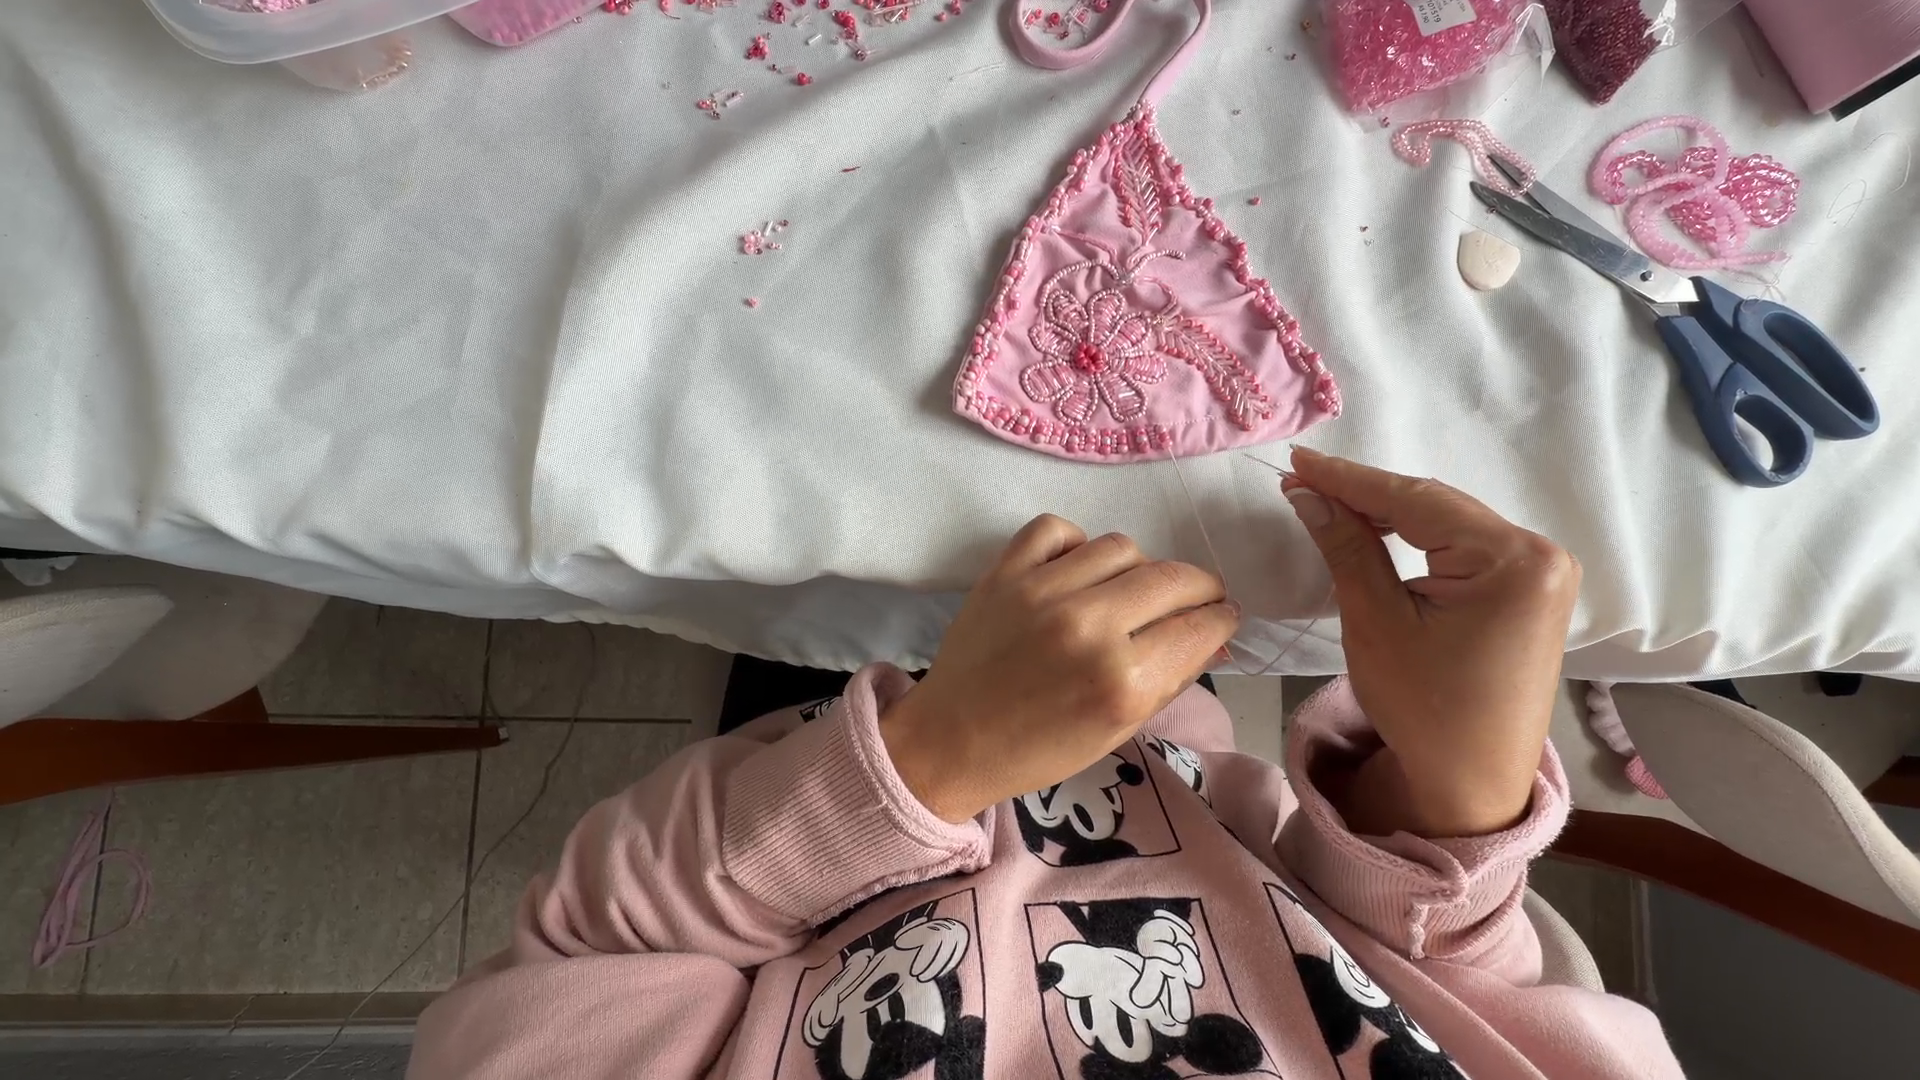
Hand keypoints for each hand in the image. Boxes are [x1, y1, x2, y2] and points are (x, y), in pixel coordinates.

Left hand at [880, 515, 1239, 823]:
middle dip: (1198, 587)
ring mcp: (1042, 591)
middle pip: (1172, 578)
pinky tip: (1075, 569)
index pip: (1200, 626)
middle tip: (1193, 598)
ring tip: (1125, 590)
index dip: (1221, 618)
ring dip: (1136, 568)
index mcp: (1123, 681)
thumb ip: (1171, 677)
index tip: (1221, 615)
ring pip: (1120, 546)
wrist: (953, 739)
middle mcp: (1089, 626)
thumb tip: (1212, 634)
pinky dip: (1075, 543)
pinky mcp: (1005, 571)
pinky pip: (1057, 528)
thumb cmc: (1040, 748)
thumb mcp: (1118, 729)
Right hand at [1283, 448, 1578, 837]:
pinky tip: (1376, 531)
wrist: (1471, 781)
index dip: (1349, 479)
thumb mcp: (1375, 621)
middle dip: (1366, 494)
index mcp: (1513, 560)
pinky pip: (1460, 547)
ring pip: (1446, 524)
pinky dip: (1413, 538)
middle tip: (1304, 484)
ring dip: (1388, 514)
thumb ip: (1346, 546)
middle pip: (1436, 506)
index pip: (1416, 500)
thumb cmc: (1422, 706)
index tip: (1298, 462)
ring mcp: (1539, 573)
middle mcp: (1540, 554)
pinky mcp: (1527, 592)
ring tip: (1329, 503)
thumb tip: (1308, 494)